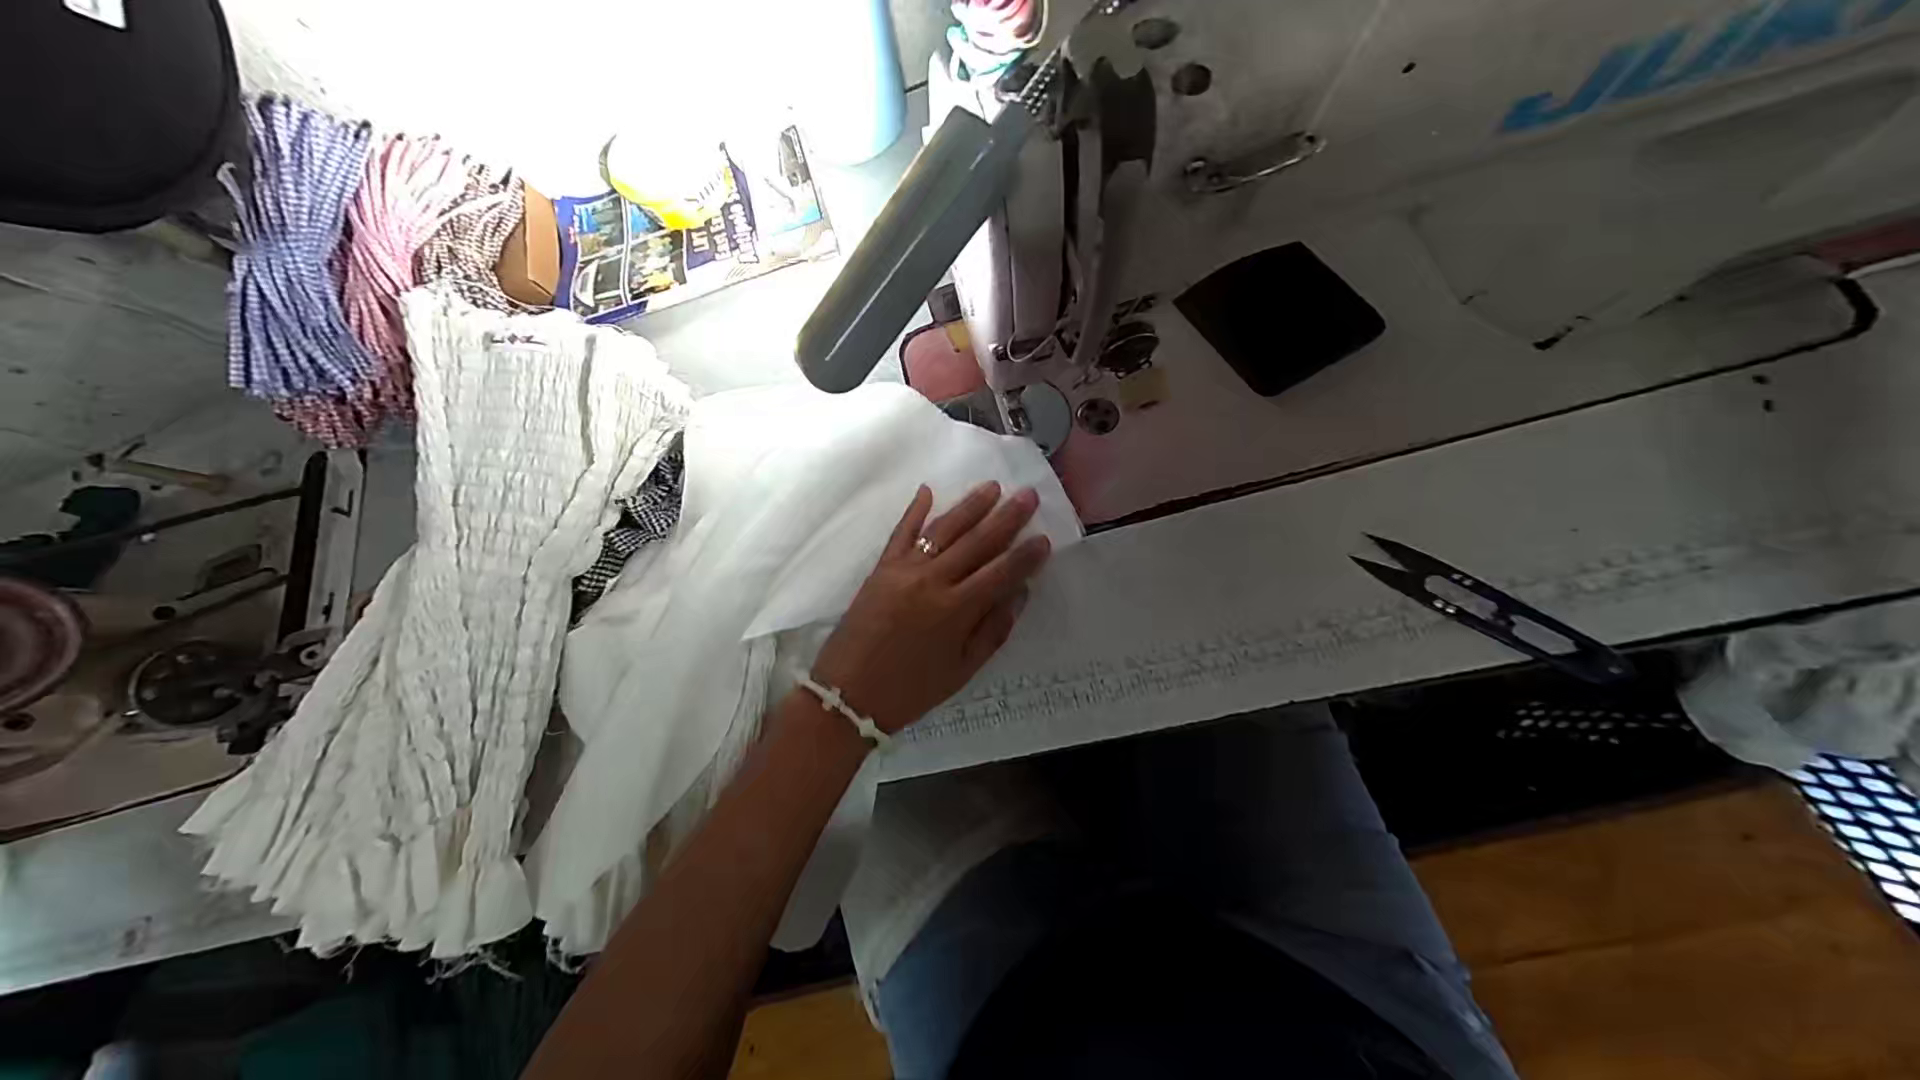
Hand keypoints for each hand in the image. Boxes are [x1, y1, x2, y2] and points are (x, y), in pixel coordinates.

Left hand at [810, 482, 1052, 733]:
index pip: (1001, 573)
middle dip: (1006, 517)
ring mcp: (904, 570)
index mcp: (957, 610)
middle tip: (1027, 495)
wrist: (848, 694)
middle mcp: (933, 581)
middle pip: (977, 542)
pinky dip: (915, 510)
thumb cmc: (911, 690)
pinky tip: (928, 491)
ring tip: (991, 487)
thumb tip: (1020, 594)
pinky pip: (901, 533)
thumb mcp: (961, 671)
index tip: (1044, 538)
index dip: (1025, 556)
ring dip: (970, 506)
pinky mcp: (881, 568)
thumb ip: (993, 631)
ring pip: (944, 530)